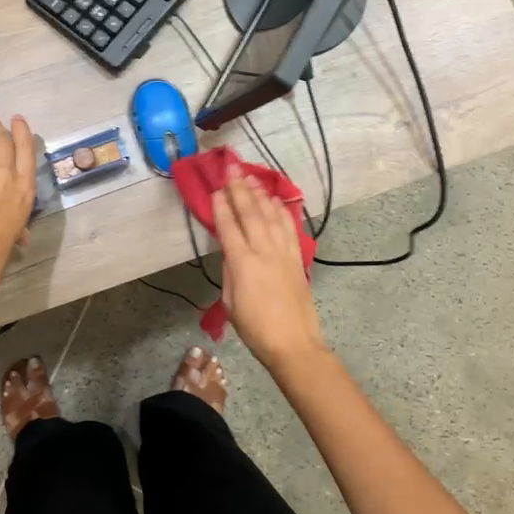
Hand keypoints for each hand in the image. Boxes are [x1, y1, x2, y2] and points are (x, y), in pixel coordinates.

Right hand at [214, 162, 325, 368]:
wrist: (294, 345)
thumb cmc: (255, 329)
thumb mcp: (230, 302)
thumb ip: (230, 271)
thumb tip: (230, 250)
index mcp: (242, 263)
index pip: (228, 227)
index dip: (221, 206)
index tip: (216, 188)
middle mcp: (264, 251)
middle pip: (250, 213)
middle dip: (239, 188)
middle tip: (232, 168)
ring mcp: (283, 253)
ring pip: (271, 215)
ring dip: (260, 194)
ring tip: (251, 177)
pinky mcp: (297, 259)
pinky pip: (288, 228)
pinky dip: (281, 211)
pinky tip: (275, 200)